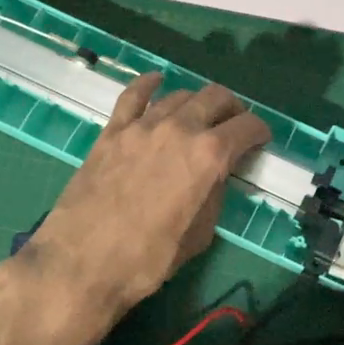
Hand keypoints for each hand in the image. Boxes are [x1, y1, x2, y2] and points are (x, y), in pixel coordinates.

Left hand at [21, 73, 270, 332]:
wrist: (83, 262)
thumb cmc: (149, 258)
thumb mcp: (200, 234)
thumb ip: (213, 195)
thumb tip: (214, 177)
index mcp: (209, 155)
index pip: (247, 127)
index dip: (259, 132)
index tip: (260, 140)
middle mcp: (180, 128)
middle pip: (216, 98)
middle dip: (232, 109)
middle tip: (233, 126)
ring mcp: (142, 125)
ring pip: (179, 94)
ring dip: (197, 102)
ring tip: (199, 117)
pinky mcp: (112, 132)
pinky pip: (133, 95)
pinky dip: (149, 85)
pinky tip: (156, 82)